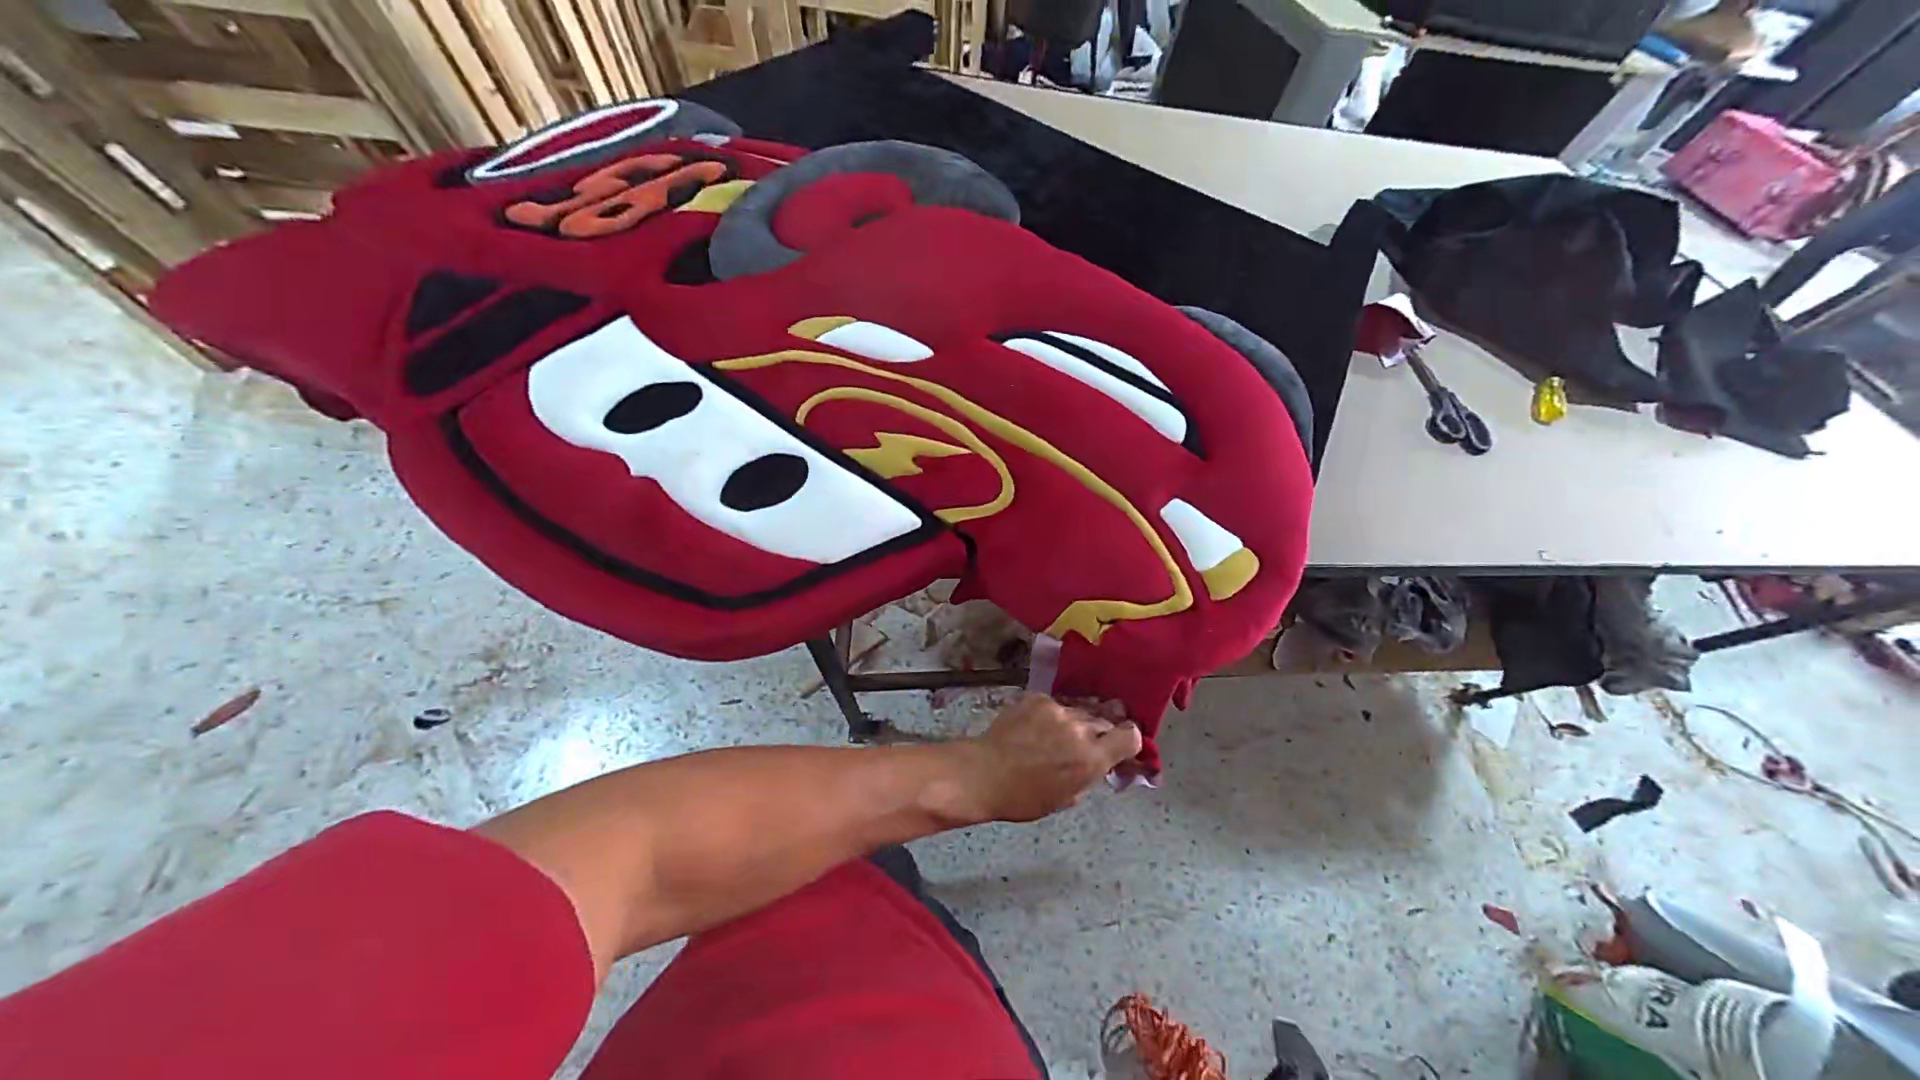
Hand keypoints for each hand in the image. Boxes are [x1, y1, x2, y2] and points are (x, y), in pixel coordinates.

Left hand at [952, 694, 1142, 822]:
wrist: (984, 773)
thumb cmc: (1024, 797)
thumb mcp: (1067, 797)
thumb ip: (1090, 775)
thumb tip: (1099, 764)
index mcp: (1092, 758)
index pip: (1130, 735)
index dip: (1129, 740)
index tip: (1121, 746)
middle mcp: (1080, 728)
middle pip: (1106, 719)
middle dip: (1103, 730)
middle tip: (1090, 741)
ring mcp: (1057, 710)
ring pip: (1081, 709)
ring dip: (1078, 720)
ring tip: (1061, 733)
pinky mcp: (1037, 698)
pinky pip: (1056, 704)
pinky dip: (1053, 714)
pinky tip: (1039, 726)